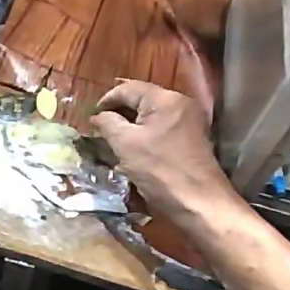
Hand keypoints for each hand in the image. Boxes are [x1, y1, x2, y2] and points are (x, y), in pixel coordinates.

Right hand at [92, 80, 241, 221]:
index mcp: (166, 100)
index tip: (91, 116)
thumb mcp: (124, 144)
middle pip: (142, 98)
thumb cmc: (159, 169)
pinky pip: (162, 125)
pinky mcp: (191, 136)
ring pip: (151, 113)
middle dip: (119, 111)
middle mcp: (181, 103)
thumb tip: (97, 115)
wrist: (198, 201)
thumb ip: (107, 123)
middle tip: (100, 127)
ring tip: (112, 137)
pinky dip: (145, 131)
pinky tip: (133, 146)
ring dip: (130, 122)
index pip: (129, 88)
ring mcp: (189, 120)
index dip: (106, 100)